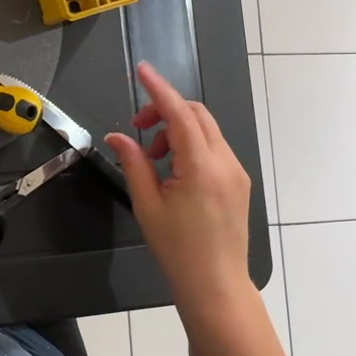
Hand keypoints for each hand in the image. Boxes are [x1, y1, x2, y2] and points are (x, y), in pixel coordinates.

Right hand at [103, 62, 252, 304]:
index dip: (159, 89)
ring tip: (152, 157)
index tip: (143, 70)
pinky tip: (171, 169)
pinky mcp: (238, 183)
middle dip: (165, 110)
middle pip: (197, 115)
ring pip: (206, 130)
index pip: (180, 114)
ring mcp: (236, 172)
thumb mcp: (147, 205)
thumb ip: (134, 163)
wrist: (215, 285)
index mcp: (201, 167)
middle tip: (138, 129)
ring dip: (177, 130)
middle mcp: (225, 162)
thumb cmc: (176, 248)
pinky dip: (189, 145)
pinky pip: (213, 148)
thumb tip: (117, 137)